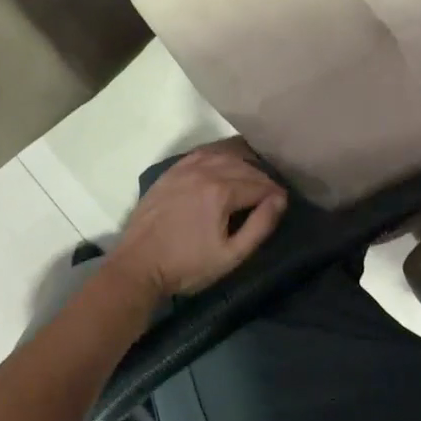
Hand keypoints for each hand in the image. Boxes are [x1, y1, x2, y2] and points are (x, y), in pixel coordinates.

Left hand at [105, 140, 287, 299]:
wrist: (137, 266)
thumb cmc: (186, 266)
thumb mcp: (230, 256)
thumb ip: (260, 226)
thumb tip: (280, 200)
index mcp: (221, 191)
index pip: (259, 184)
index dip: (275, 193)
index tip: (282, 203)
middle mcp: (205, 171)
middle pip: (244, 166)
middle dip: (261, 178)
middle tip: (269, 194)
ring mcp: (185, 168)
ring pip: (224, 155)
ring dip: (242, 164)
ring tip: (250, 179)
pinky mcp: (171, 171)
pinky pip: (202, 153)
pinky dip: (219, 156)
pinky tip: (223, 165)